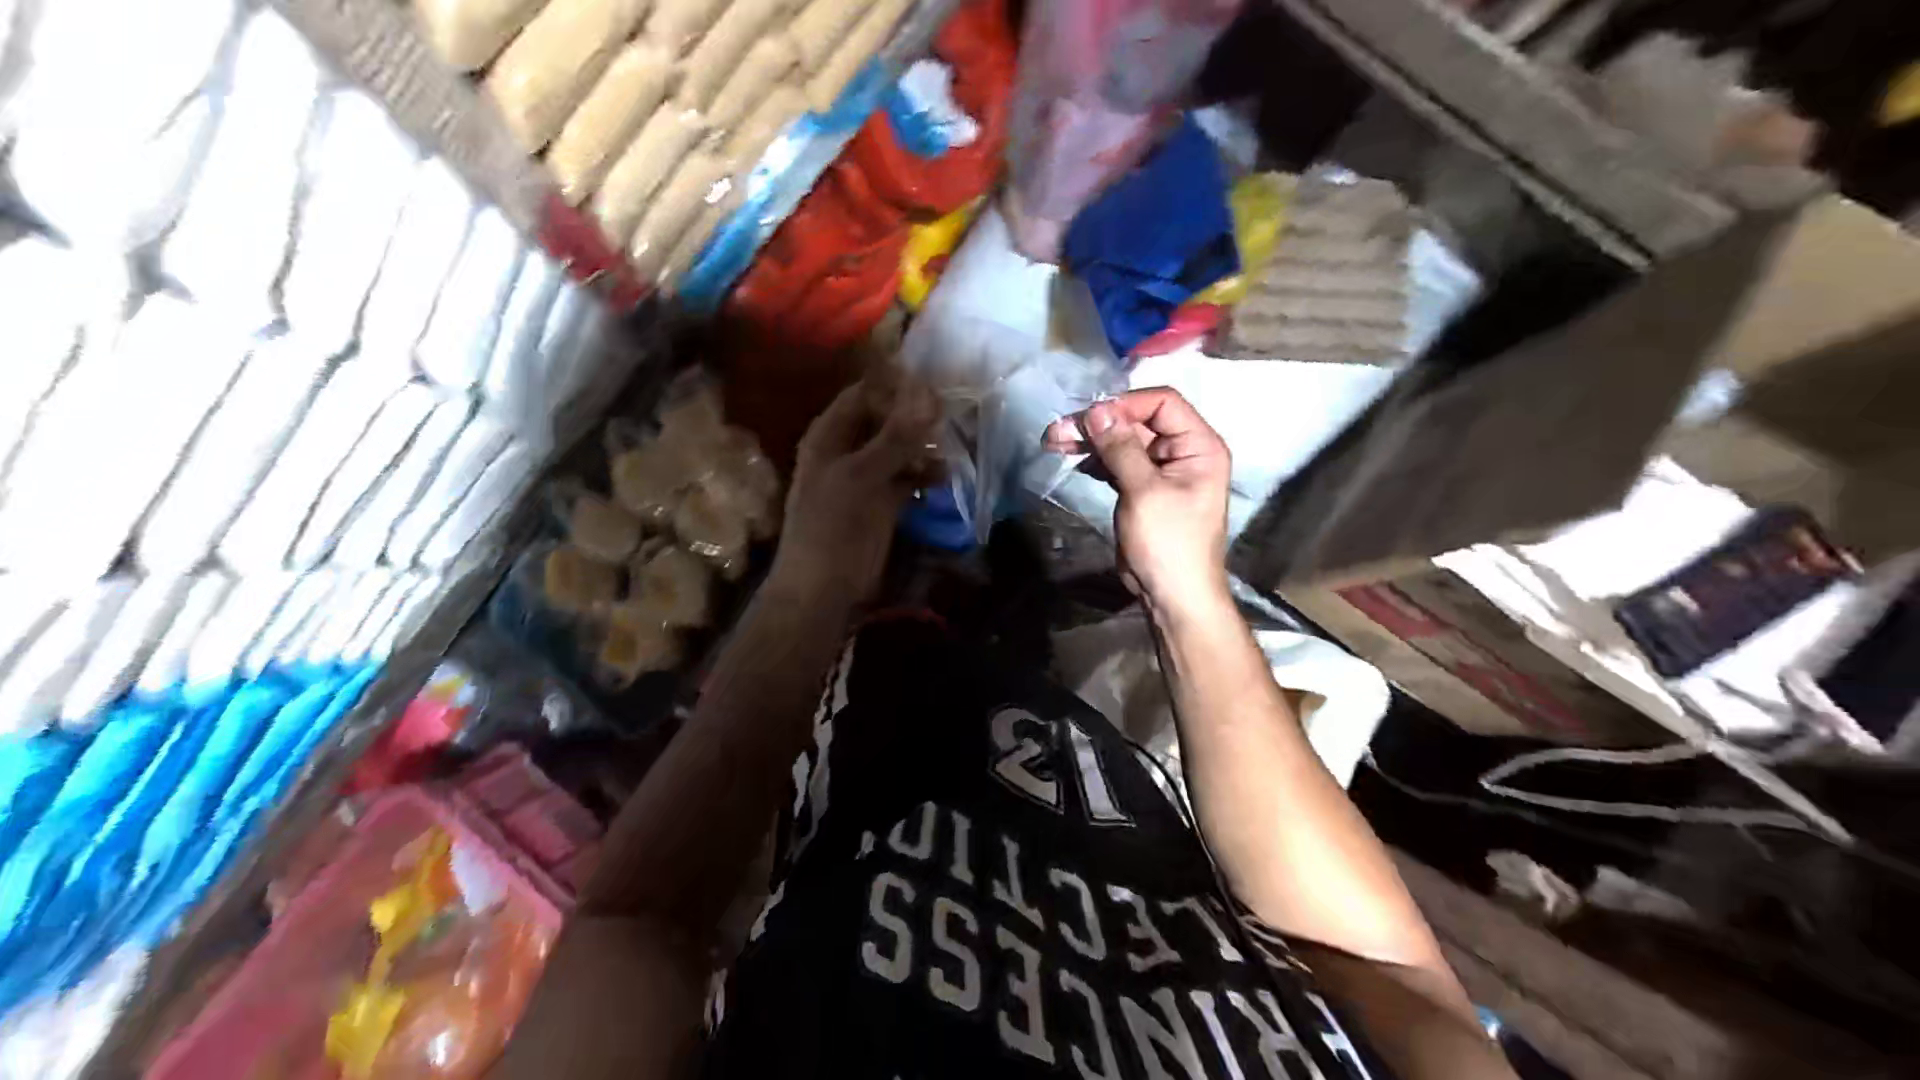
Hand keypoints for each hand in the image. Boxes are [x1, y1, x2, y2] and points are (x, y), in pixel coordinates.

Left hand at [770, 374, 937, 604]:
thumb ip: (895, 437)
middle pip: (883, 420)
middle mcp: (846, 451)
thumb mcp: (862, 477)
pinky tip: (946, 475)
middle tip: (954, 408)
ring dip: (923, 446)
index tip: (935, 379)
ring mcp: (865, 478)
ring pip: (898, 450)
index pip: (863, 394)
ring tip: (956, 440)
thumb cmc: (833, 528)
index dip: (895, 385)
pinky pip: (905, 479)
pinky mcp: (881, 503)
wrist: (822, 589)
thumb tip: (928, 395)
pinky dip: (923, 475)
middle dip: (915, 416)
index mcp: (829, 436)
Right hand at [1043, 389, 1231, 618]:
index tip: (1087, 416)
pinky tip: (1073, 459)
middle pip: (1138, 421)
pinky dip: (1096, 459)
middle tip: (1058, 430)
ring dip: (1090, 440)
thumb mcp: (1144, 491)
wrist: (1172, 596)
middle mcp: (1183, 452)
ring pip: (1123, 442)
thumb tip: (1096, 409)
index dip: (1124, 404)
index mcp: (1198, 446)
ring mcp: (1162, 471)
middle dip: (1098, 424)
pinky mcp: (1142, 489)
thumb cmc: (1167, 542)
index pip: (1163, 403)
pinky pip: (1118, 463)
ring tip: (1054, 442)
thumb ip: (1121, 447)